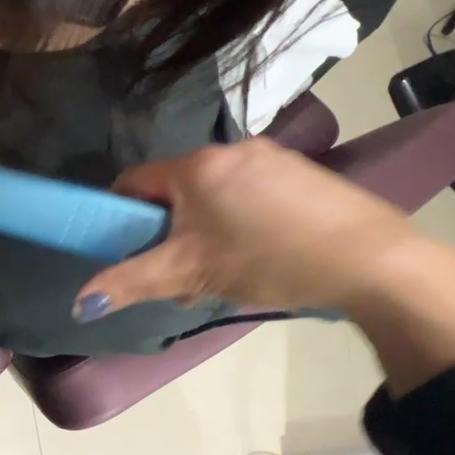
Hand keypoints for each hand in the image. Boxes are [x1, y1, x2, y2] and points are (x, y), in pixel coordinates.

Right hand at [75, 137, 422, 316]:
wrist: (375, 261)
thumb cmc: (269, 259)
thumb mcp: (189, 275)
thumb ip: (129, 283)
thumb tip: (79, 305)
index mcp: (196, 166)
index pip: (132, 181)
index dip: (118, 215)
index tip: (125, 249)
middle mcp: (231, 150)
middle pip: (173, 190)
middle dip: (165, 231)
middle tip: (176, 273)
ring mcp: (273, 158)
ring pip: (211, 195)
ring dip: (201, 231)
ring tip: (218, 272)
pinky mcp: (303, 175)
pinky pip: (247, 195)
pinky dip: (236, 223)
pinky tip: (256, 256)